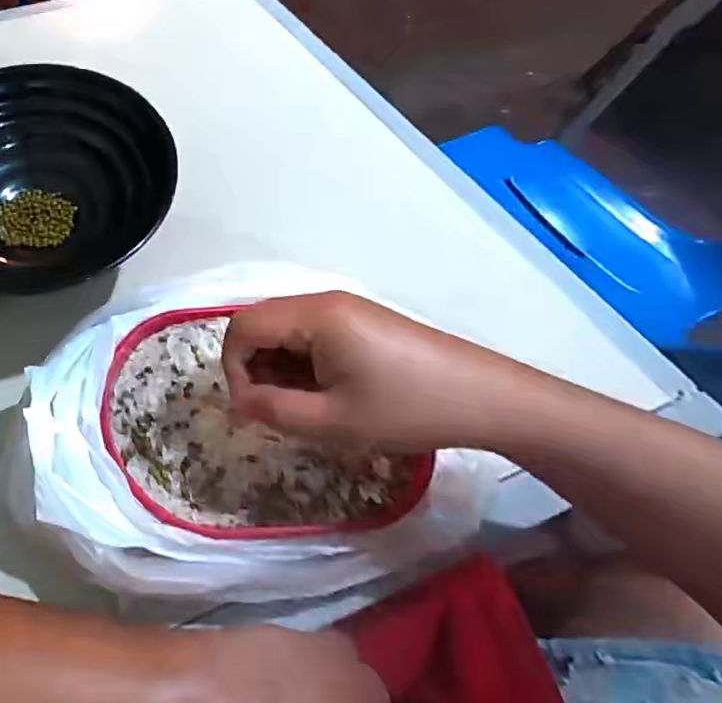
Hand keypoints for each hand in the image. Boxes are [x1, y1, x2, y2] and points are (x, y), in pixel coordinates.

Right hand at [221, 292, 561, 451]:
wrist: (488, 398)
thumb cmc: (409, 409)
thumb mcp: (335, 421)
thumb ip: (275, 410)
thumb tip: (239, 401)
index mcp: (313, 314)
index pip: (242, 327)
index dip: (233, 368)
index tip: (251, 410)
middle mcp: (321, 299)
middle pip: (260, 324)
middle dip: (255, 367)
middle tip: (276, 411)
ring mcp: (342, 307)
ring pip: (283, 330)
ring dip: (278, 366)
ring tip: (305, 407)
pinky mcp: (358, 319)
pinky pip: (309, 333)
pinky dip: (302, 361)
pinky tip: (327, 393)